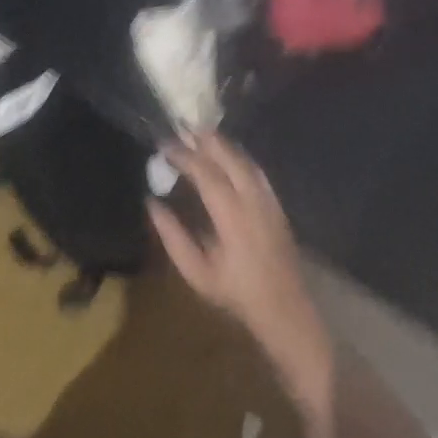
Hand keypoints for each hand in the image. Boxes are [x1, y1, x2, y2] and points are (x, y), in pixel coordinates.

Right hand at [148, 133, 335, 437]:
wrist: (284, 310)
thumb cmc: (236, 295)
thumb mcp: (196, 272)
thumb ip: (173, 237)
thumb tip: (153, 205)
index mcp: (232, 216)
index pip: (207, 174)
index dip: (185, 156)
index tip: (165, 146)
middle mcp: (254, 202)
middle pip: (231, 160)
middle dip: (207, 141)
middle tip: (184, 128)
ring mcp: (270, 203)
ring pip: (248, 163)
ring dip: (225, 147)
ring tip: (203, 135)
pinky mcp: (278, 209)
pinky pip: (259, 174)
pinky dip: (241, 159)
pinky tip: (231, 158)